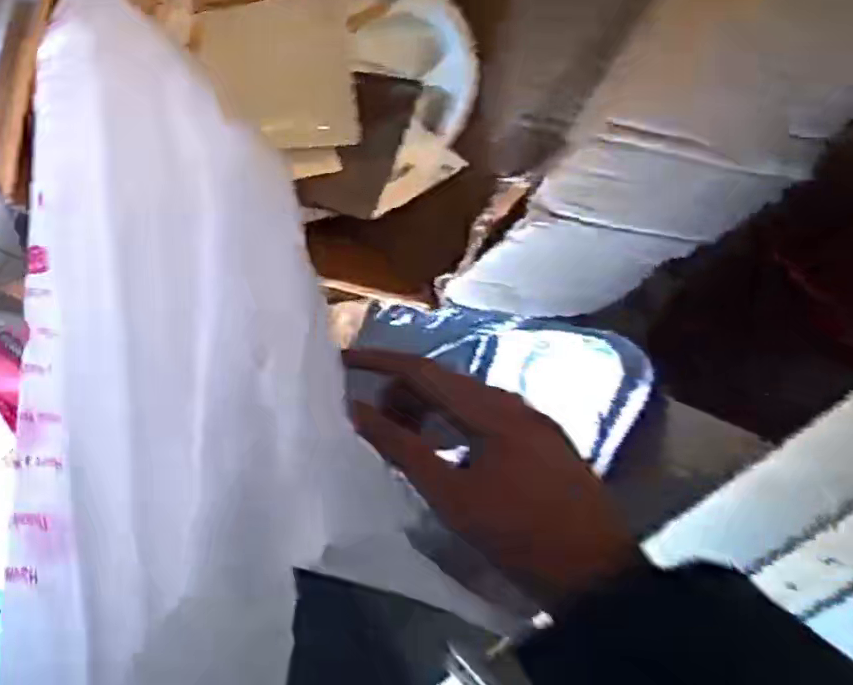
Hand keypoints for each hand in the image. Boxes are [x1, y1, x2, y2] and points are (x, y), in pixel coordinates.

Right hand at [343, 348, 644, 608]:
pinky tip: (440, 447)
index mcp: (495, 414)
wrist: (607, 589)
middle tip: (372, 417)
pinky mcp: (546, 446)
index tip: (342, 360)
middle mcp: (517, 409)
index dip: (378, 362)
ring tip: (403, 436)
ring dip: (424, 406)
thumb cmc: (519, 535)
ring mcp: (536, 427)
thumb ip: (397, 444)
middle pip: (442, 380)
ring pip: (462, 397)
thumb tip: (354, 408)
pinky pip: (483, 415)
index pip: (423, 370)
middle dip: (399, 391)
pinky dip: (449, 420)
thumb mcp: (448, 492)